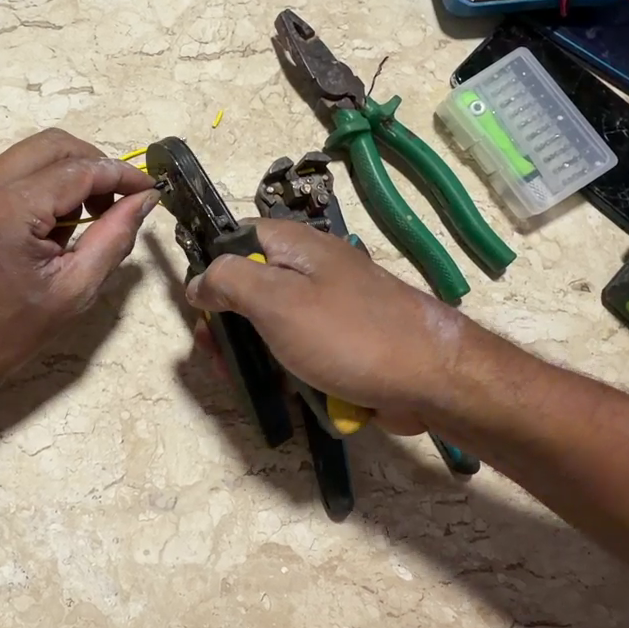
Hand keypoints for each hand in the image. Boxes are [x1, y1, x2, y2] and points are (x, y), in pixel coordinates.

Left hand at [0, 129, 157, 393]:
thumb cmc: (10, 334)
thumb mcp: (74, 290)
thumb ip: (115, 237)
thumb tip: (144, 198)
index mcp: (6, 211)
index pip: (78, 169)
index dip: (121, 175)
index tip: (149, 190)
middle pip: (53, 145)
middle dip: (94, 166)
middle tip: (117, 203)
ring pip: (30, 153)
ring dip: (66, 174)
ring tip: (81, 221)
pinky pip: (8, 170)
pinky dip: (39, 184)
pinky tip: (47, 224)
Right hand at [184, 218, 483, 432]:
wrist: (431, 380)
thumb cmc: (348, 335)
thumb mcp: (276, 301)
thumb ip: (229, 281)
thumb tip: (197, 281)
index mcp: (296, 246)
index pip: (238, 237)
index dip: (212, 265)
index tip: (200, 304)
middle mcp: (312, 270)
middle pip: (250, 284)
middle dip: (227, 320)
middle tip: (216, 353)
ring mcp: (329, 308)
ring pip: (271, 323)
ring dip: (252, 351)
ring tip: (244, 379)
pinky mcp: (342, 343)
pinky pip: (299, 349)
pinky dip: (285, 368)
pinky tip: (280, 390)